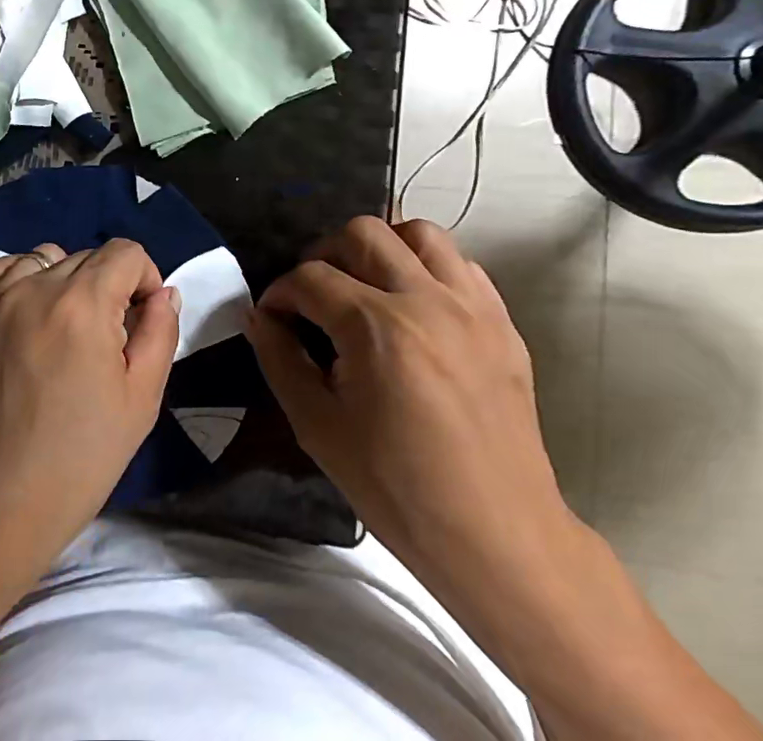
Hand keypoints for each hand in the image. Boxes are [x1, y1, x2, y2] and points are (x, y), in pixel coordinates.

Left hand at [0, 238, 181, 588]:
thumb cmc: (78, 459)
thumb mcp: (140, 401)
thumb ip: (160, 334)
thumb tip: (164, 293)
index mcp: (82, 303)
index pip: (125, 253)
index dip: (146, 280)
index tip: (143, 319)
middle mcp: (33, 288)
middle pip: (85, 257)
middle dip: (109, 286)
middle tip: (108, 340)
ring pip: (41, 260)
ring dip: (64, 281)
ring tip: (67, 329)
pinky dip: (19, 280)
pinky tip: (27, 313)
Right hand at [245, 216, 576, 581]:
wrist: (492, 529)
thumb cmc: (391, 481)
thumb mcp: (314, 421)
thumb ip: (279, 356)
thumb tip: (259, 317)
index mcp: (377, 328)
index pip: (309, 277)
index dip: (278, 293)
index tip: (272, 320)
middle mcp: (429, 301)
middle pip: (363, 233)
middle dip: (322, 256)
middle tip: (312, 296)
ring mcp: (475, 309)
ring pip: (420, 233)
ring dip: (379, 250)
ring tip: (361, 289)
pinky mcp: (503, 326)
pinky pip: (461, 266)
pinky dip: (426, 269)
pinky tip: (408, 308)